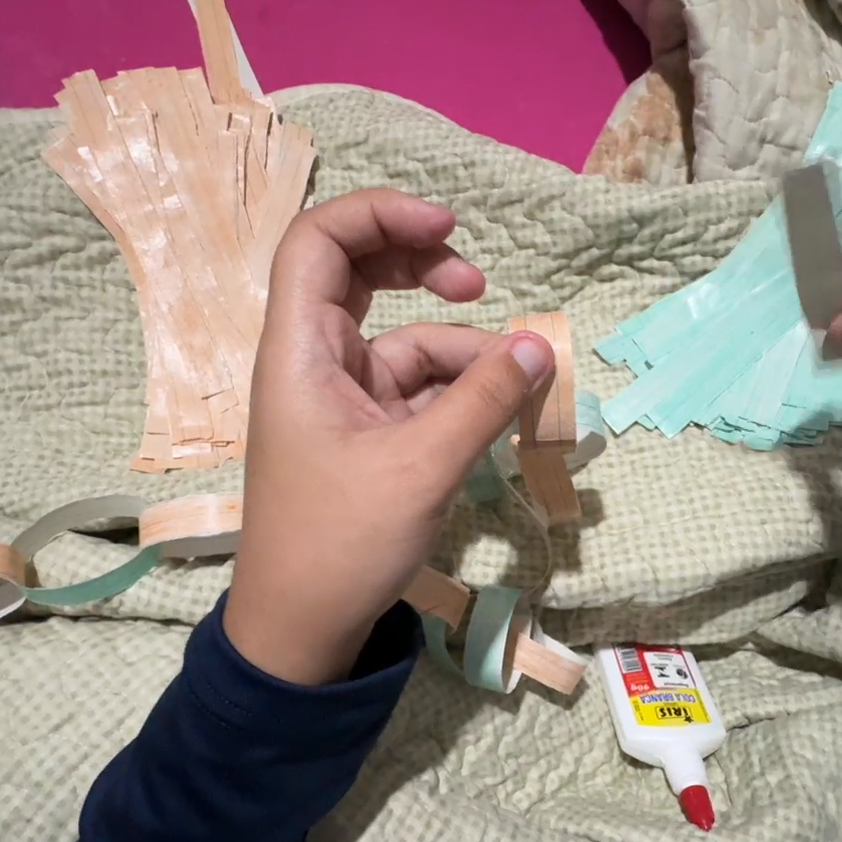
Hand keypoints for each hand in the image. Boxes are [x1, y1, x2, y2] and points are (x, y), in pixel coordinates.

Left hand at [225, 189, 554, 683]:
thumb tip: (541, 346)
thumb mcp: (423, 467)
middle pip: (358, 276)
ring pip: (405, 343)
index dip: (380, 215)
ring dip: (463, 354)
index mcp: (300, 351)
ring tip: (522, 385)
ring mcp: (344, 399)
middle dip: (422, 269)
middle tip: (476, 283)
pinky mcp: (368, 434)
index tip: (448, 226)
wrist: (304, 626)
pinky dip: (460, 394)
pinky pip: (419, 391)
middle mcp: (316, 362)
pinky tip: (500, 412)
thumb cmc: (342, 543)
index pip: (319, 242)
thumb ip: (484, 401)